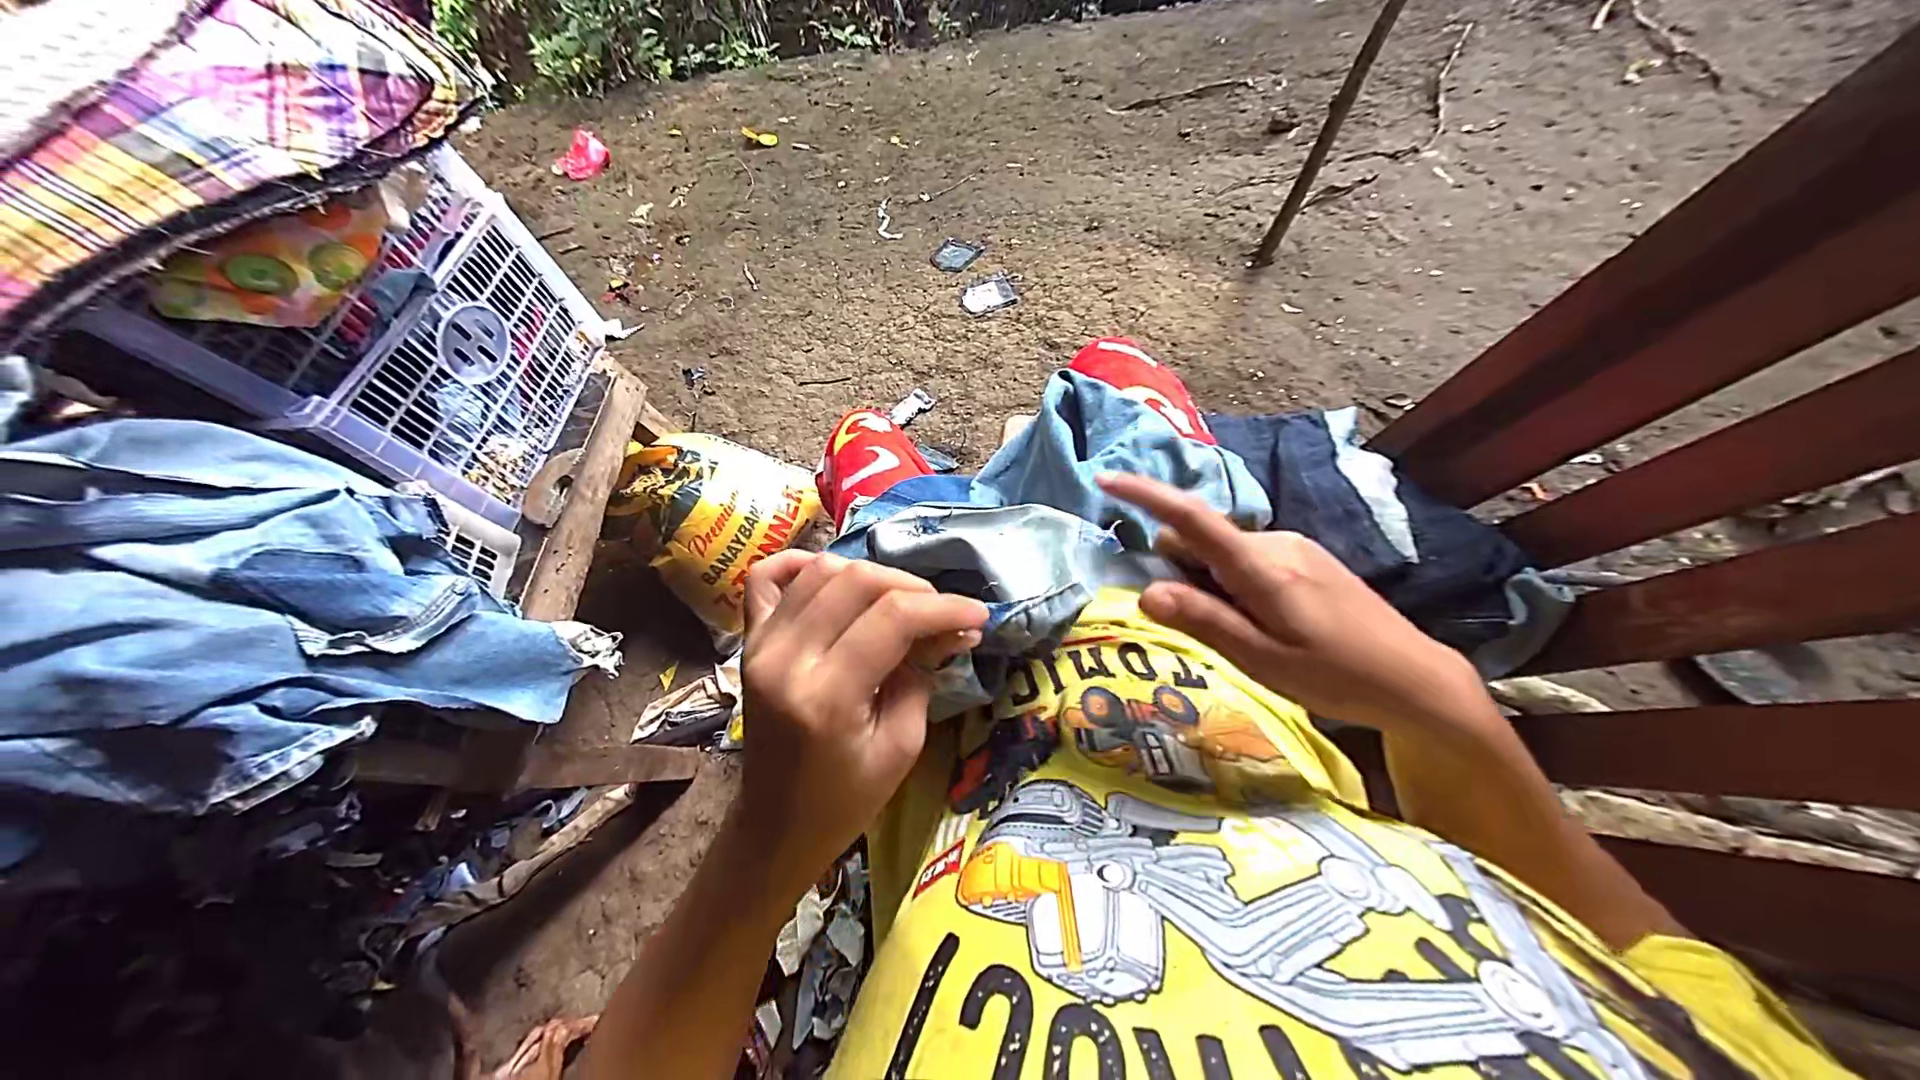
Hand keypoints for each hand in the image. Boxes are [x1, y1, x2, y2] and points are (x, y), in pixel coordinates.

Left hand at [733, 551, 987, 896]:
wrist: (776, 825)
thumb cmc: (846, 799)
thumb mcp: (902, 744)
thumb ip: (923, 674)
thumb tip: (953, 625)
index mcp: (826, 697)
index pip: (892, 618)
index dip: (943, 607)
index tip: (978, 614)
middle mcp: (786, 659)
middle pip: (857, 581)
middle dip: (914, 588)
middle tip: (942, 613)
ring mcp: (760, 645)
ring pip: (821, 570)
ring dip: (871, 574)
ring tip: (901, 602)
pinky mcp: (750, 641)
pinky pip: (767, 576)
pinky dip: (803, 564)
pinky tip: (835, 576)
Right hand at [1098, 473, 1494, 740]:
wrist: (1414, 679)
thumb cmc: (1335, 676)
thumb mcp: (1261, 660)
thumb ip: (1203, 621)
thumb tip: (1146, 592)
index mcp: (1261, 567)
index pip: (1192, 519)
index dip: (1146, 496)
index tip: (1105, 479)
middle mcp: (1275, 543)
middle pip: (1199, 541)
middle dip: (1184, 573)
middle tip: (1214, 627)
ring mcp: (1294, 547)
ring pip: (1222, 553)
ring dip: (1212, 584)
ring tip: (1249, 634)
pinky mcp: (1305, 557)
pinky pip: (1247, 558)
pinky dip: (1235, 584)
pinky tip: (1267, 622)